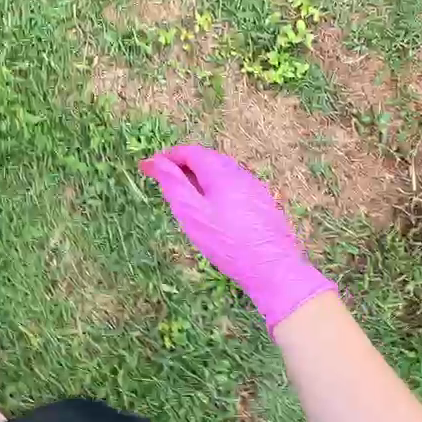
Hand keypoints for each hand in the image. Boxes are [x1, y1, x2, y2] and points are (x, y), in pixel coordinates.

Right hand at [139, 144, 336, 331]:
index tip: (148, 166)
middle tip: (163, 179)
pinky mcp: (263, 205)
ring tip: (184, 194)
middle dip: (183, 165)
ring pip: (222, 174)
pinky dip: (215, 189)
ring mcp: (255, 189)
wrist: (273, 269)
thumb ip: (173, 184)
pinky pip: (234, 188)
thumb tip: (156, 161)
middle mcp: (240, 174)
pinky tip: (212, 209)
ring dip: (200, 178)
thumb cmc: (226, 242)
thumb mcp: (192, 213)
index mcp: (221, 173)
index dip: (167, 156)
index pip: (191, 152)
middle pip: (208, 160)